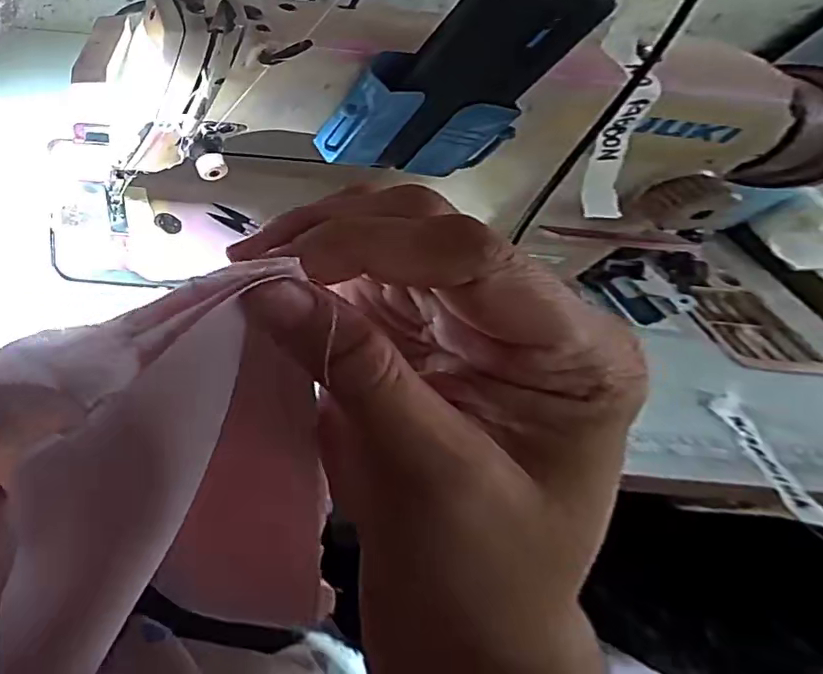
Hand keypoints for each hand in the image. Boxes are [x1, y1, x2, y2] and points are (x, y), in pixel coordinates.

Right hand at [227, 185, 646, 673]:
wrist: (459, 599)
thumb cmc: (476, 555)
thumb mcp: (427, 466)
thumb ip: (356, 369)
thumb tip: (267, 289)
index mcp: (570, 348)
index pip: (472, 254)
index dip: (374, 245)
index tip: (291, 271)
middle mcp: (519, 311)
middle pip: (423, 223)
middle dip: (334, 230)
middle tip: (258, 260)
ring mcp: (456, 309)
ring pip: (380, 225)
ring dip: (309, 235)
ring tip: (252, 261)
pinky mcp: (403, 315)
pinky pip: (347, 260)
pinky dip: (299, 259)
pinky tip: (263, 272)